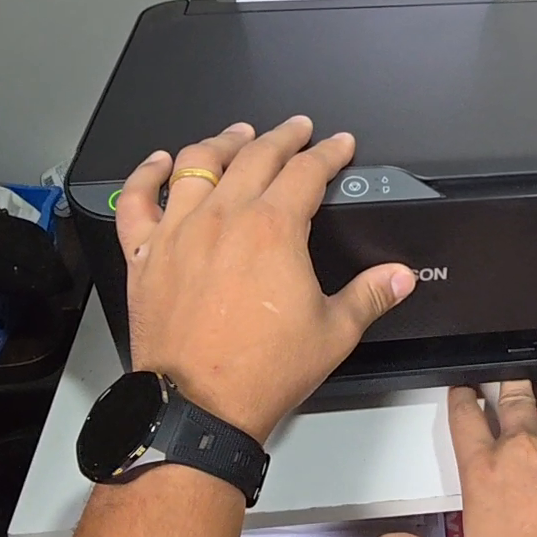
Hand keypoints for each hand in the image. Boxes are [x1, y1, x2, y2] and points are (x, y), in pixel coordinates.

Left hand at [115, 117, 416, 441]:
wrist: (199, 407)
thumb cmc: (262, 371)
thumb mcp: (334, 332)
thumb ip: (370, 295)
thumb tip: (399, 276)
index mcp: (273, 230)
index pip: (307, 170)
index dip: (328, 152)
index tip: (338, 144)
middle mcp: (224, 219)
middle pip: (255, 155)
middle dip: (283, 136)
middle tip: (297, 129)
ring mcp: (180, 233)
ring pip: (198, 163)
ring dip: (223, 142)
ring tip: (238, 134)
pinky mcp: (147, 255)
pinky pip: (137, 200)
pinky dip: (146, 175)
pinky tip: (159, 162)